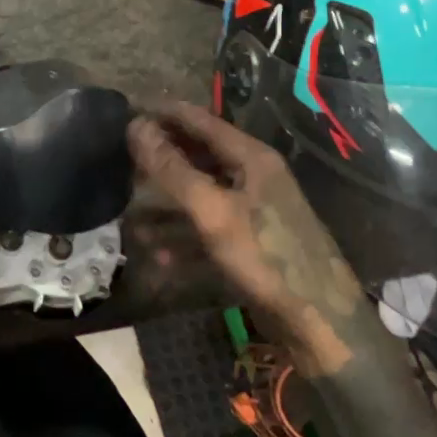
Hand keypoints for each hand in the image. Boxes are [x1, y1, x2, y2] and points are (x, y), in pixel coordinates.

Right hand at [125, 102, 365, 364]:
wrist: (319, 322)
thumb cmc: (266, 257)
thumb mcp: (211, 210)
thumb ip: (171, 168)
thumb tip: (135, 126)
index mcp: (250, 157)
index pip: (198, 119)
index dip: (160, 114)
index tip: (121, 114)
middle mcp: (252, 176)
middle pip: (196, 156)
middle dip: (157, 160)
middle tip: (117, 163)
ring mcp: (252, 209)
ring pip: (196, 194)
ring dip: (163, 208)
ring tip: (127, 219)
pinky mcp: (249, 241)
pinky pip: (205, 228)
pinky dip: (181, 238)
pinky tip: (157, 257)